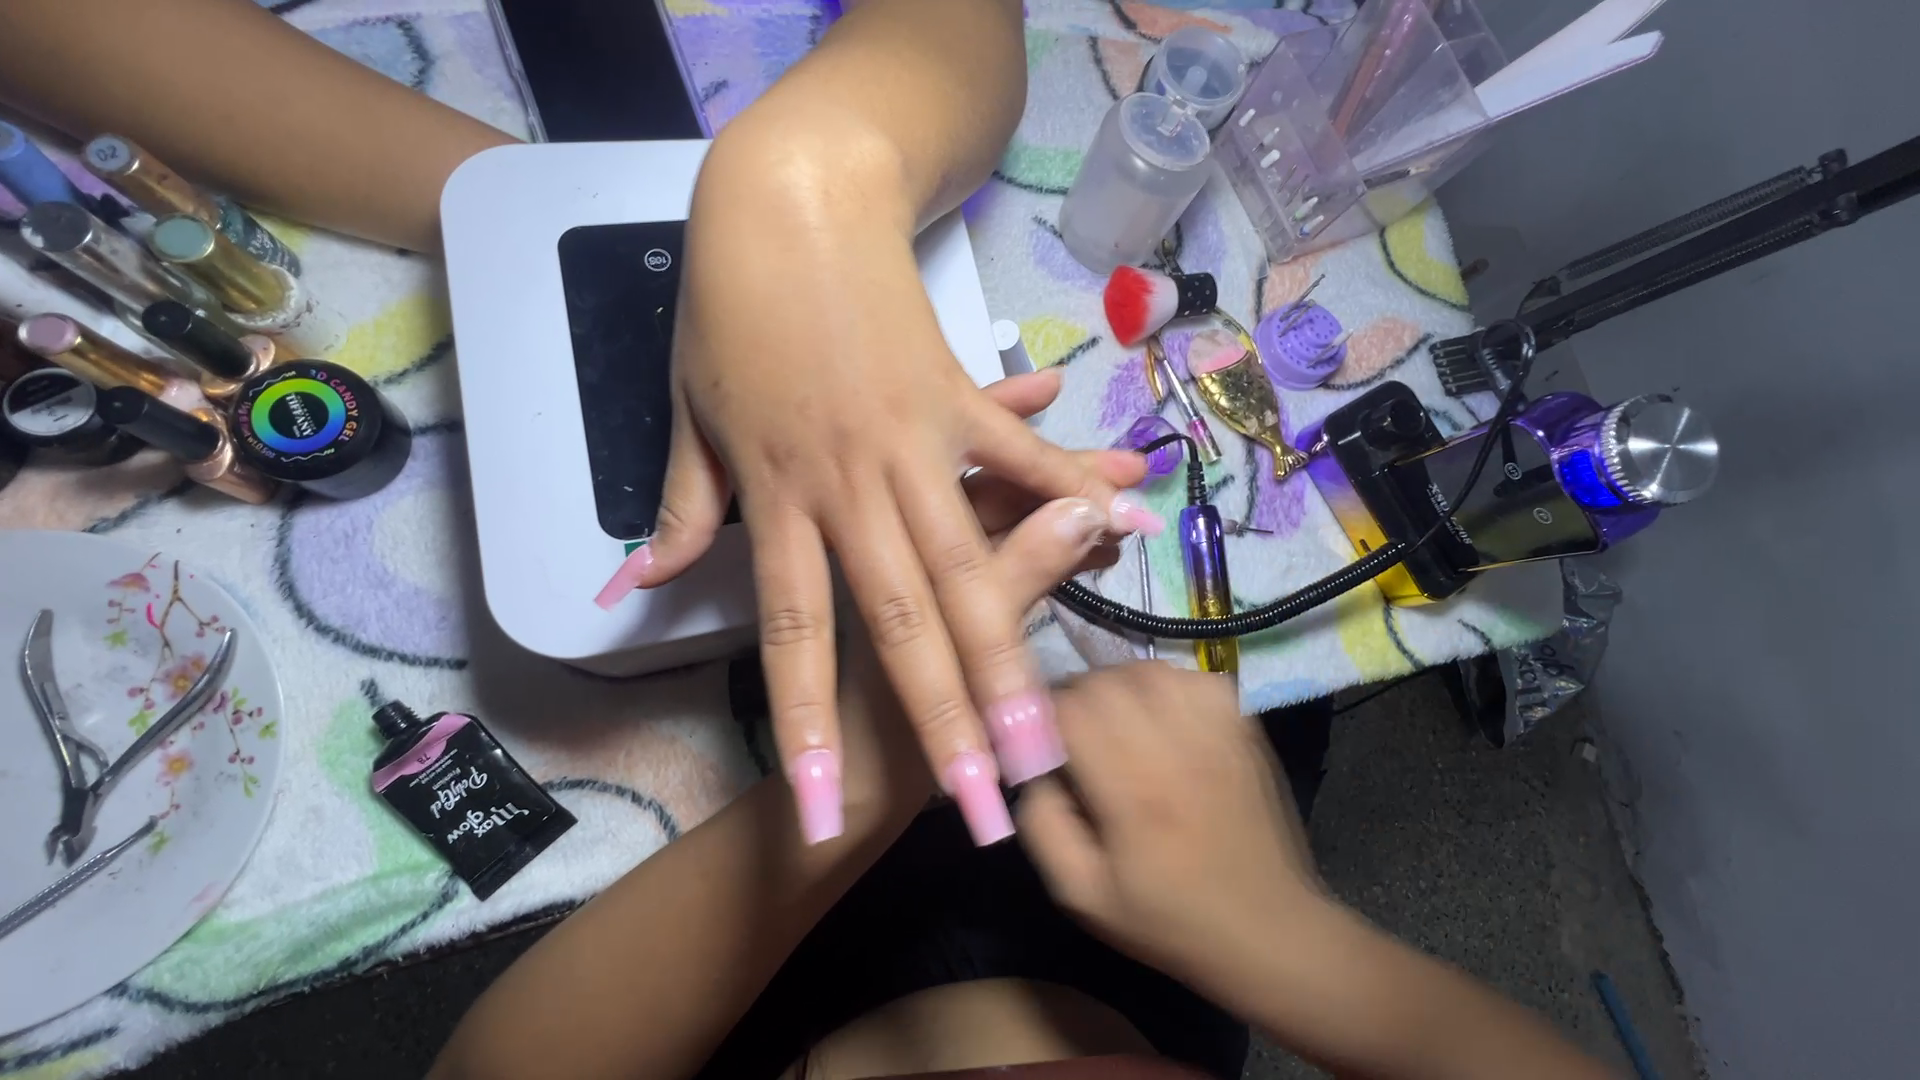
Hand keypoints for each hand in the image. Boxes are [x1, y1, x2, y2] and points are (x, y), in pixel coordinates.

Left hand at [600, 131, 1160, 846]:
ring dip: (1009, 648)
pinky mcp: (958, 394)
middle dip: (942, 724)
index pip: (794, 634)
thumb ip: (683, 510)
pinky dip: (1066, 486)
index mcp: (780, 497)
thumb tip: (636, 587)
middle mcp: (851, 486)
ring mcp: (912, 440)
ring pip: (967, 561)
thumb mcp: (688, 412)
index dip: (805, 727)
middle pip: (901, 621)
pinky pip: (1017, 451)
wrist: (787, 199)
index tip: (821, 813)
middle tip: (983, 809)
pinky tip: (1122, 526)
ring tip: (1048, 726)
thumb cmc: (727, 307)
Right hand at [1016, 664, 1327, 998]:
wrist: (1268, 931)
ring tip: (1112, 716)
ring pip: (1150, 669)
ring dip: (1118, 683)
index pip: (1072, 711)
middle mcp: (1176, 751)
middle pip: (1107, 681)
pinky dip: (1168, 684)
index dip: (1043, 713)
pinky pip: (1196, 678)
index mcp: (1132, 794)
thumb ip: (1042, 824)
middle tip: (1071, 727)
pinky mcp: (1244, 731)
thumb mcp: (1081, 892)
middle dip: (1075, 695)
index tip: (1039, 736)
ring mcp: (1217, 735)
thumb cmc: (1167, 918)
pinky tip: (1160, 713)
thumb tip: (1033, 765)